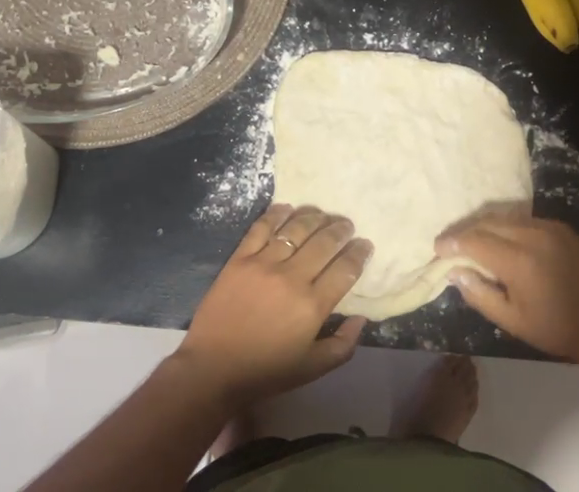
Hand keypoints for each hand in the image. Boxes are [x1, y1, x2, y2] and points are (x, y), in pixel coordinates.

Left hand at [172, 204, 372, 405]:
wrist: (213, 369)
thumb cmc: (266, 371)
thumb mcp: (312, 368)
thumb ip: (343, 345)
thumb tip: (361, 318)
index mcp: (313, 305)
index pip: (345, 268)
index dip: (359, 252)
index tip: (365, 244)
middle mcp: (292, 277)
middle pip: (324, 242)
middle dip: (341, 230)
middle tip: (347, 225)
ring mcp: (264, 264)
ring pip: (296, 229)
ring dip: (314, 217)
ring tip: (322, 214)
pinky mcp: (239, 259)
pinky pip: (261, 228)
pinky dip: (276, 214)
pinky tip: (287, 208)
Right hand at [439, 216, 578, 370]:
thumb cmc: (558, 330)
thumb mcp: (513, 321)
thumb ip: (479, 294)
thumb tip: (454, 271)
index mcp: (519, 260)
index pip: (475, 240)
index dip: (452, 243)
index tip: (436, 248)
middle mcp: (533, 234)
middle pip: (488, 222)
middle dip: (465, 230)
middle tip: (449, 243)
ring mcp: (550, 227)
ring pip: (506, 216)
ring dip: (485, 225)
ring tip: (470, 239)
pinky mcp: (562, 228)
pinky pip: (524, 219)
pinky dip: (506, 224)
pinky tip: (500, 238)